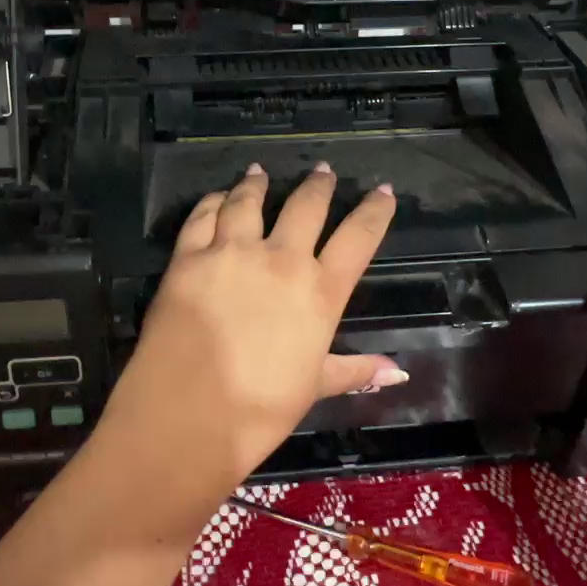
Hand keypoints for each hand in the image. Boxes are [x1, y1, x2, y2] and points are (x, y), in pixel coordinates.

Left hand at [98, 162, 403, 484]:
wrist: (188, 414)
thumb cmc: (260, 410)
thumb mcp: (313, 387)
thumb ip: (354, 370)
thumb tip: (399, 371)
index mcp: (319, 291)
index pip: (358, 238)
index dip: (374, 211)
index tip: (383, 191)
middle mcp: (280, 259)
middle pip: (306, 206)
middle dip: (318, 185)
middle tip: (323, 171)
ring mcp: (231, 253)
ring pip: (248, 201)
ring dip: (257, 183)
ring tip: (260, 171)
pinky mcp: (187, 257)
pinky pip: (202, 217)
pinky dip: (212, 202)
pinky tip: (217, 199)